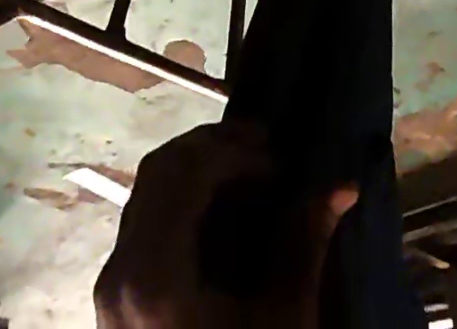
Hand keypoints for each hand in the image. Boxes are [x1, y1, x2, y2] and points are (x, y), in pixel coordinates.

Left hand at [94, 122, 357, 328]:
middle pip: (161, 169)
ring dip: (200, 165)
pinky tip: (223, 205)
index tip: (281, 161)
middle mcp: (119, 269)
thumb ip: (305, 244)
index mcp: (153, 274)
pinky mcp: (118, 293)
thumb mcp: (282, 322)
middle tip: (268, 147)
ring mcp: (112, 282)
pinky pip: (146, 216)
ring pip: (149, 188)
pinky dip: (184, 193)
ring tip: (250, 171)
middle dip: (216, 145)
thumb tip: (344, 183)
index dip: (235, 151)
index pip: (185, 171)